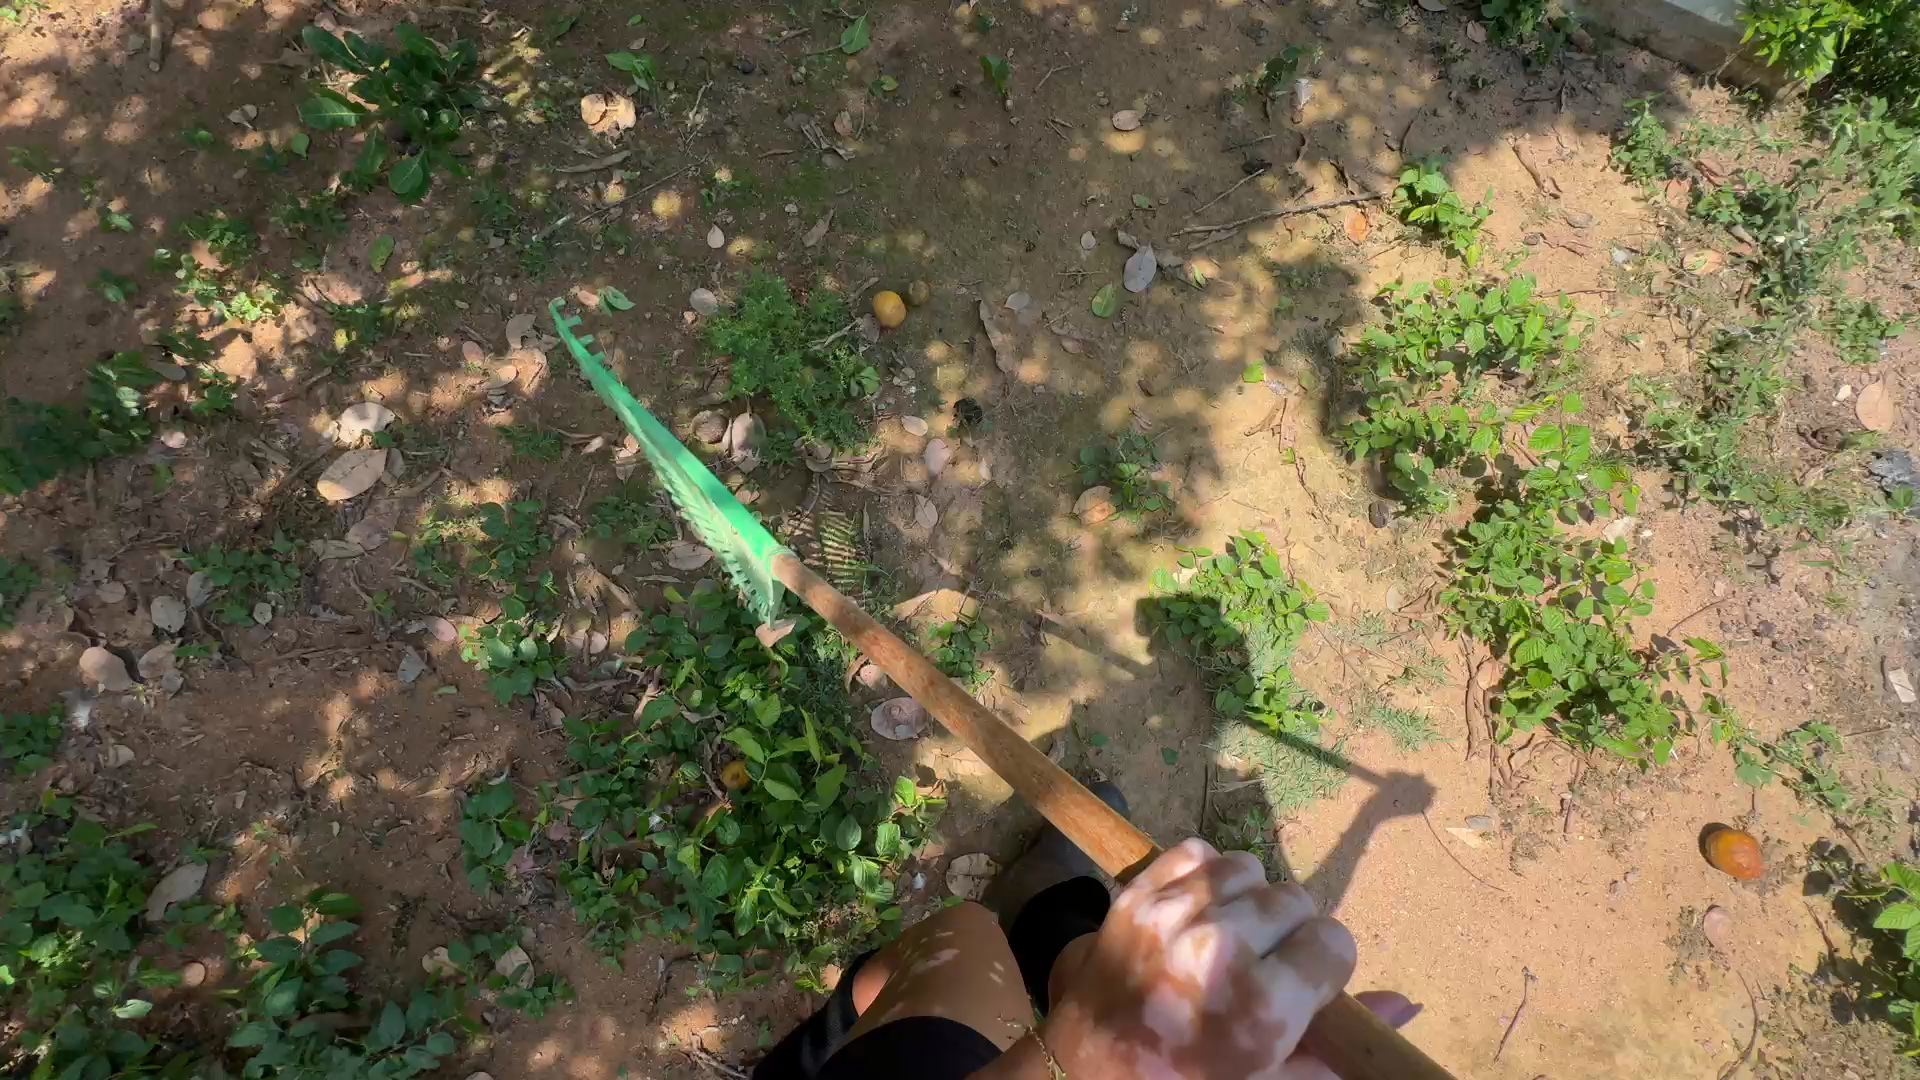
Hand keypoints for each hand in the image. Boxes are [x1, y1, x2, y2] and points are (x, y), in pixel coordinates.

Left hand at [1038, 838, 1413, 1079]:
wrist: (1092, 1062)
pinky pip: (1197, 850)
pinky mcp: (1138, 887)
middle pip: (1293, 899)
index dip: (1327, 963)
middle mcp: (1218, 946)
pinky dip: (1207, 872)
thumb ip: (1339, 1051)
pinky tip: (1202, 906)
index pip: (1333, 942)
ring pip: (1248, 867)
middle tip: (1268, 961)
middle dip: (1292, 930)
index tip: (1309, 979)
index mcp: (1260, 1008)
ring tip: (1235, 931)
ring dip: (1251, 896)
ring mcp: (1172, 910)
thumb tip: (1405, 1002)